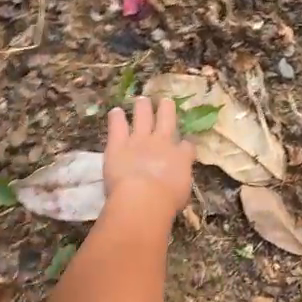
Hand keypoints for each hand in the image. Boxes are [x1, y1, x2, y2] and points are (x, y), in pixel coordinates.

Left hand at [104, 97, 194, 222]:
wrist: (144, 198)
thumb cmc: (166, 202)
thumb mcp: (182, 192)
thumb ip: (179, 180)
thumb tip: (178, 178)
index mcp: (180, 157)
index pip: (187, 146)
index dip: (186, 144)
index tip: (185, 143)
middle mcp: (162, 143)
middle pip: (167, 120)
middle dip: (166, 110)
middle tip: (165, 101)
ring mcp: (139, 140)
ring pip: (143, 116)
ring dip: (142, 107)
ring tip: (141, 99)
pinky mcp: (118, 143)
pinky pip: (118, 126)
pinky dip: (117, 118)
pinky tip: (115, 111)